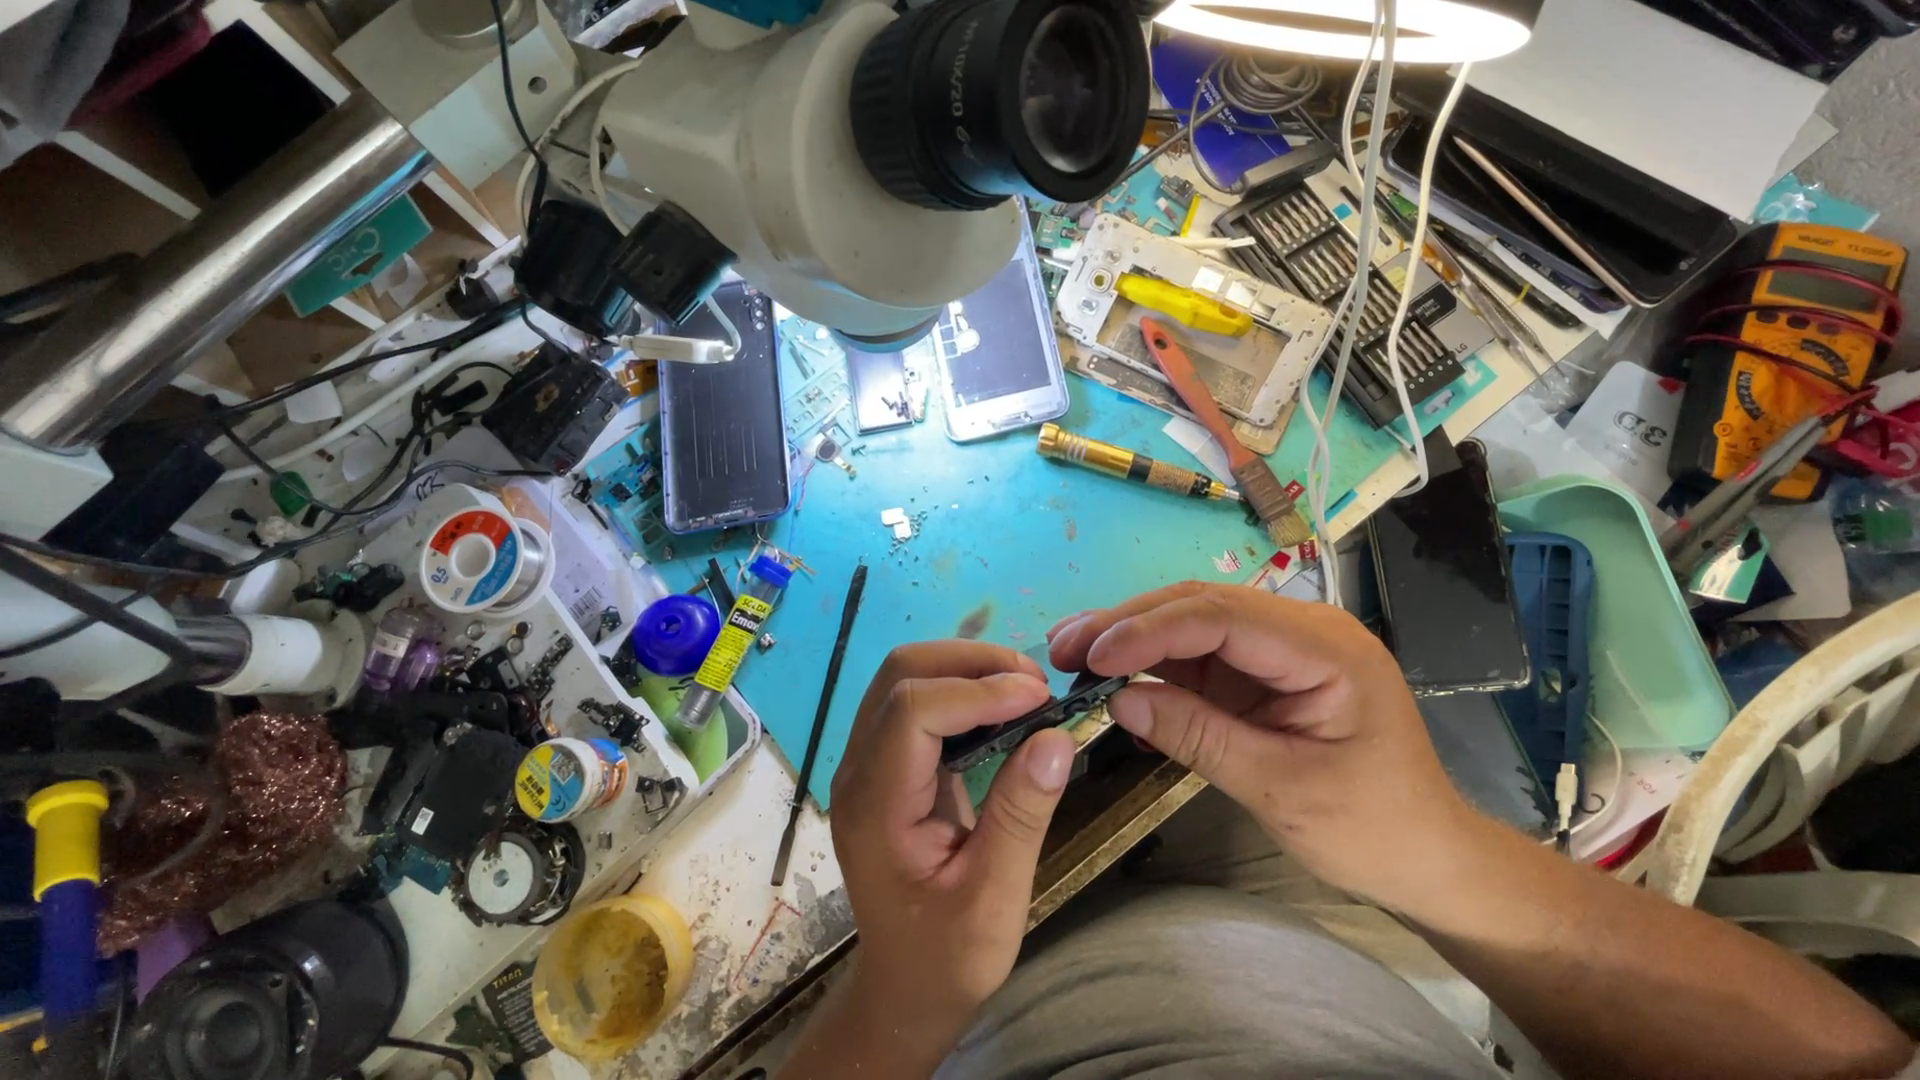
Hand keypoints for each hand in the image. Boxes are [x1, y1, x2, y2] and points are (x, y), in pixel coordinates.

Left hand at [829, 641, 1075, 1036]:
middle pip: (900, 674)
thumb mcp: (995, 900)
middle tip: (1037, 683)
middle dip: (970, 662)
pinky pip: (915, 702)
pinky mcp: (887, 766)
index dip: (978, 691)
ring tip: (1026, 689)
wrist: (904, 988)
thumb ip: (1020, 816)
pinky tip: (1003, 706)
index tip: (1041, 699)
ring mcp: (867, 765)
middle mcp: (859, 771)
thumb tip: (1056, 737)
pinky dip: (961, 689)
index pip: (912, 711)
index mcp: (876, 807)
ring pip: (904, 678)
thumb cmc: (946, 957)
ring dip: (966, 668)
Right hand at [1048, 582, 1476, 909]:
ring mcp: (1279, 651)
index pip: (1222, 616)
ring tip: (1070, 657)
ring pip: (1191, 625)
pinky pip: (1197, 658)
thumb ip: (1200, 738)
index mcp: (1326, 649)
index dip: (1150, 630)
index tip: (1092, 658)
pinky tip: (1111, 681)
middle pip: (1200, 607)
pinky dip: (1152, 668)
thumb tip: (1118, 702)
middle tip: (1062, 649)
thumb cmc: (1371, 828)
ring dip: (1131, 640)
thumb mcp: (1283, 790)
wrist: (1425, 857)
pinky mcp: (1260, 674)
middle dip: (1128, 625)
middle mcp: (1301, 632)